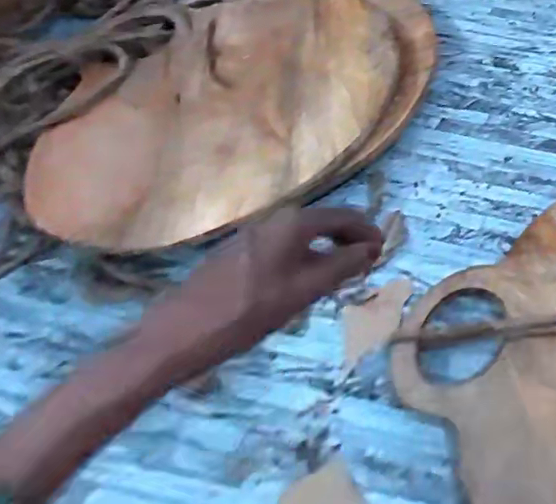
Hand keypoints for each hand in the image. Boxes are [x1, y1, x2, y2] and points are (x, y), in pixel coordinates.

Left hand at [148, 204, 383, 364]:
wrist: (172, 338)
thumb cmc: (245, 314)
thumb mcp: (301, 293)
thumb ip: (341, 267)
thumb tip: (370, 249)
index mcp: (293, 222)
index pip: (344, 217)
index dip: (367, 232)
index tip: (383, 249)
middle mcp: (275, 219)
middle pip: (324, 221)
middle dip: (348, 238)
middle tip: (367, 261)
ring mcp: (253, 234)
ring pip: (303, 234)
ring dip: (327, 248)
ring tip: (341, 272)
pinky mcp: (237, 252)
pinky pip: (284, 245)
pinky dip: (304, 255)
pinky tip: (304, 279)